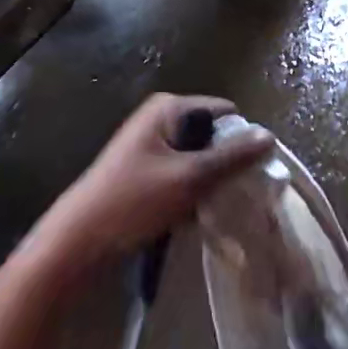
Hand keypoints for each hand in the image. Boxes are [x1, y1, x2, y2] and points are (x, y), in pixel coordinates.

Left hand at [35, 94, 275, 264]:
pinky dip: (193, 190)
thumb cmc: (133, 201)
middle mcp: (160, 117)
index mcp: (169, 107)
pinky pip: (183, 172)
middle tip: (237, 194)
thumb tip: (269, 135)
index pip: (224, 112)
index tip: (253, 173)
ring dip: (210, 180)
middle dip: (226, 162)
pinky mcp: (146, 170)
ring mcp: (151, 144)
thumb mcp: (189, 178)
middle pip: (212, 134)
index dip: (241, 139)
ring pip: (198, 157)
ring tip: (217, 206)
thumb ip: (231, 157)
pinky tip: (196, 213)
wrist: (78, 241)